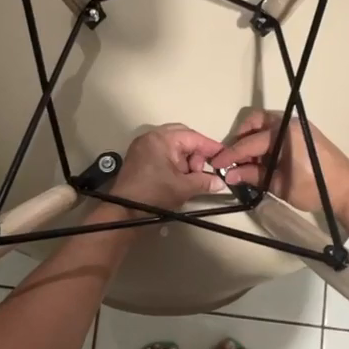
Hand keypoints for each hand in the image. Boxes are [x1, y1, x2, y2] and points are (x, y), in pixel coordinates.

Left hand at [108, 124, 230, 208]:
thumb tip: (220, 182)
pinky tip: (178, 176)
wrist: (124, 211)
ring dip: (185, 158)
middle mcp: (150, 137)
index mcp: (161, 139)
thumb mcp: (183, 188)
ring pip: (172, 144)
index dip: (211, 148)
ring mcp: (142, 146)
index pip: (193, 137)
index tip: (223, 158)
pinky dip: (173, 161)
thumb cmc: (154, 195)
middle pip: (182, 136)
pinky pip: (162, 152)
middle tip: (201, 170)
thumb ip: (204, 181)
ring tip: (189, 177)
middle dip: (196, 152)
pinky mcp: (138, 157)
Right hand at [210, 109, 348, 212]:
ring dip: (252, 140)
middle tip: (232, 159)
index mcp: (285, 133)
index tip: (216, 163)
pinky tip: (262, 161)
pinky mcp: (302, 134)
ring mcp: (297, 127)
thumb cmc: (316, 189)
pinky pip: (276, 131)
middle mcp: (290, 123)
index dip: (230, 154)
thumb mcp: (281, 185)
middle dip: (240, 138)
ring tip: (247, 164)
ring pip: (265, 125)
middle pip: (256, 122)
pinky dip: (264, 142)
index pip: (250, 143)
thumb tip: (230, 174)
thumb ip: (254, 176)